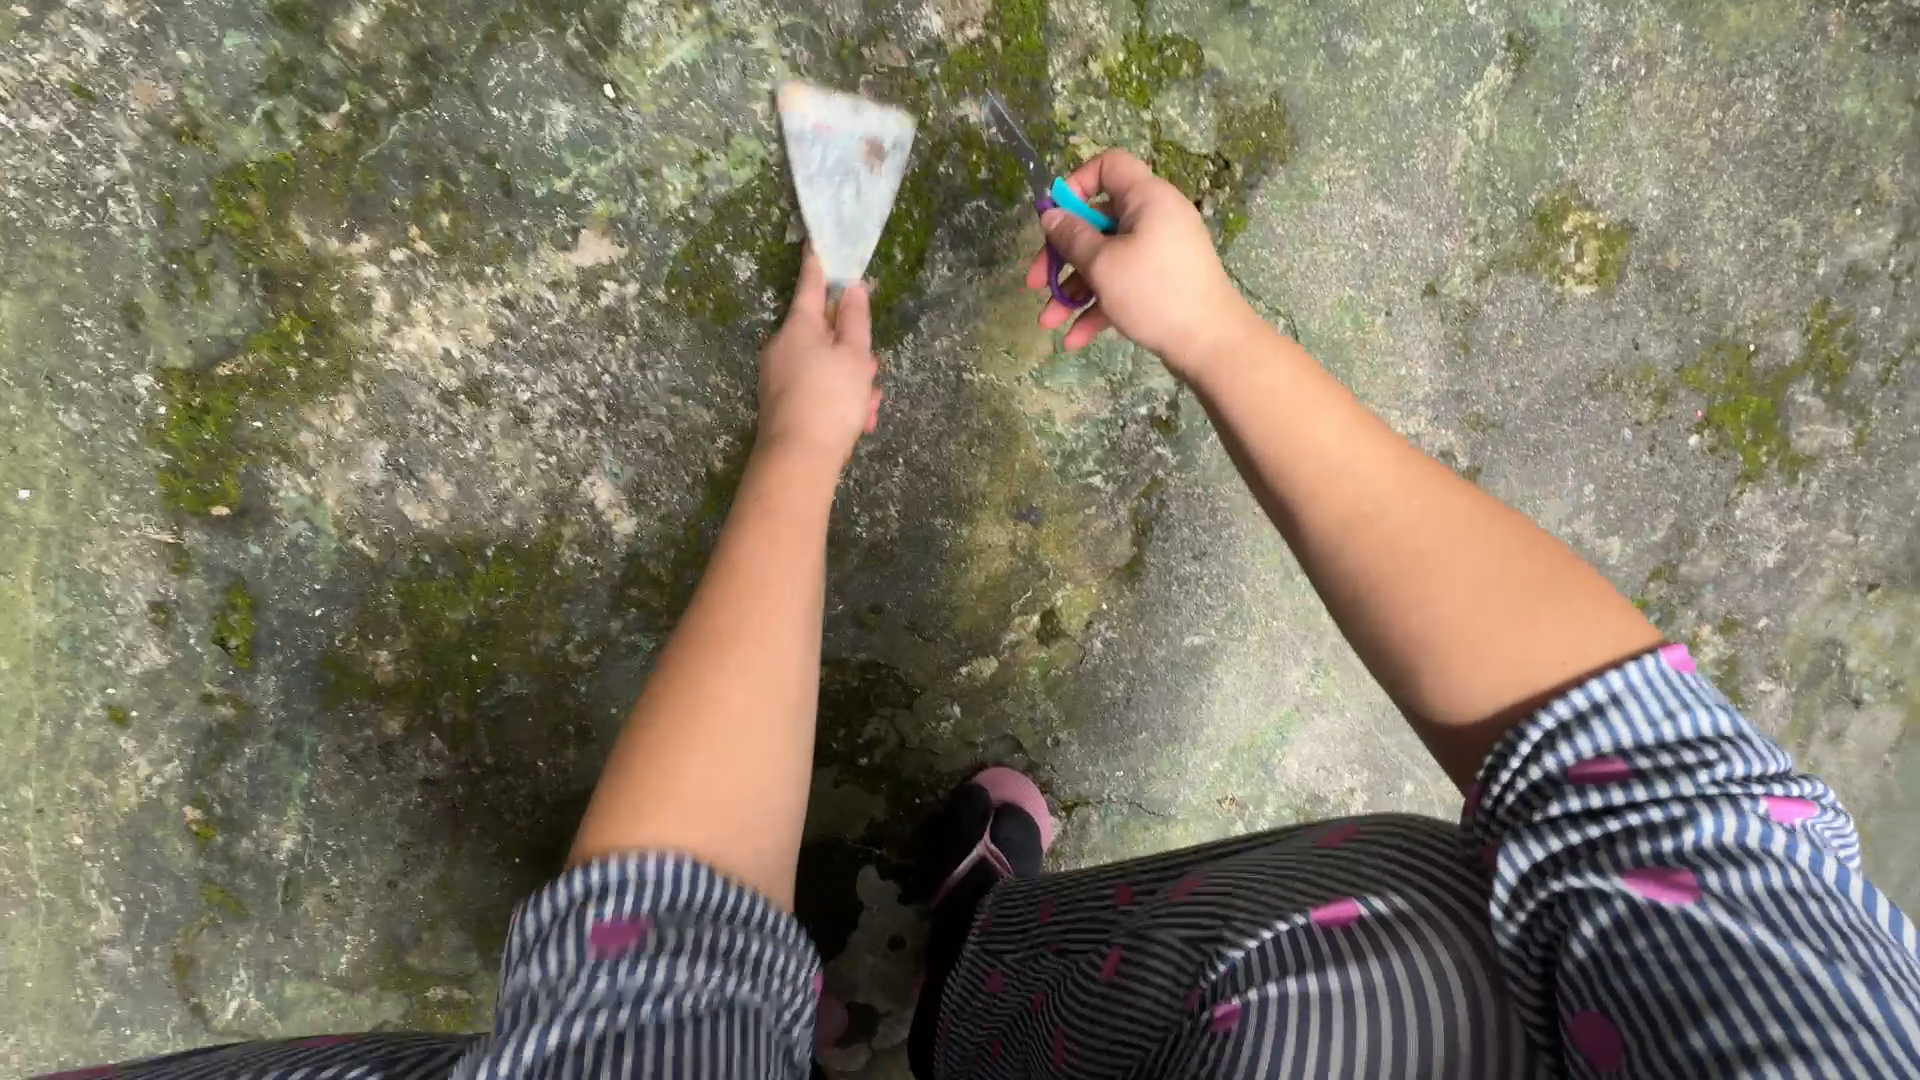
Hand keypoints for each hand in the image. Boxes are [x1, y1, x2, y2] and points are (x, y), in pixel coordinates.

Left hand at [757, 249, 882, 470]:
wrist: (798, 458)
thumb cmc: (831, 399)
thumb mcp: (855, 357)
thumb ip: (856, 320)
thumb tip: (853, 288)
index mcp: (800, 327)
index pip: (812, 284)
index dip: (821, 264)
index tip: (819, 242)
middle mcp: (783, 346)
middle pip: (825, 334)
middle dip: (853, 350)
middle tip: (871, 373)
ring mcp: (778, 376)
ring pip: (825, 367)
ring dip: (851, 382)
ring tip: (868, 409)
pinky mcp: (780, 403)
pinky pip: (816, 390)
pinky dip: (838, 400)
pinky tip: (857, 423)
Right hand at [1027, 149, 1264, 377]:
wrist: (1209, 341)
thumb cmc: (1154, 292)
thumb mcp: (1103, 264)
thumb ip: (1072, 237)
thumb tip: (1051, 215)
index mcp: (1146, 198)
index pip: (1109, 166)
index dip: (1077, 184)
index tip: (1054, 217)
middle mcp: (1154, 219)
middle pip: (1096, 224)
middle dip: (1061, 257)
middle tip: (1035, 283)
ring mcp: (1158, 254)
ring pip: (1104, 262)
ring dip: (1072, 291)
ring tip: (1049, 323)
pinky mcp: (1159, 285)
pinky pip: (1121, 288)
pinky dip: (1097, 309)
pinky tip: (1074, 339)